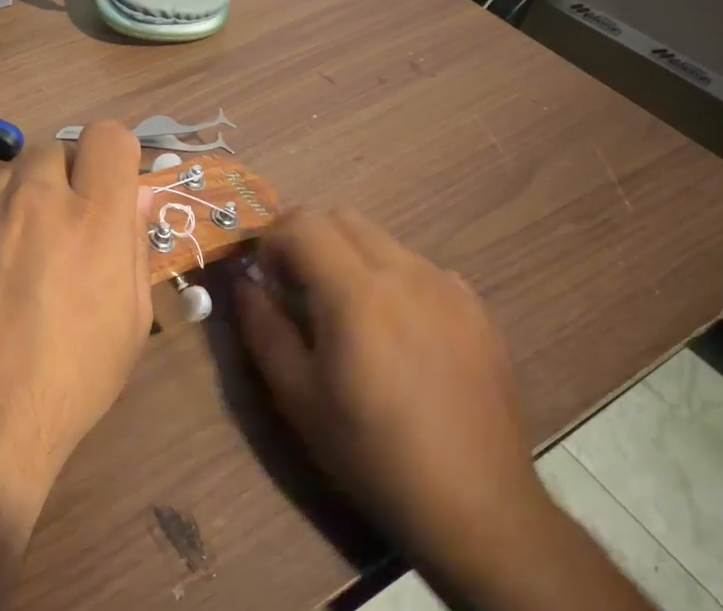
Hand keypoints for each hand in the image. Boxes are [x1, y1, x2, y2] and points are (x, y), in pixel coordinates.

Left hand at [0, 120, 150, 488]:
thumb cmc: (71, 382)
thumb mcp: (130, 321)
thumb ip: (133, 246)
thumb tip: (136, 196)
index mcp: (93, 220)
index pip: (109, 135)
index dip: (112, 156)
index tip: (108, 187)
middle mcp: (35, 200)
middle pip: (54, 149)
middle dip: (64, 179)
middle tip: (60, 227)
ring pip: (7, 177)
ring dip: (20, 202)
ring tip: (13, 257)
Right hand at [236, 208, 546, 555]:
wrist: (475, 505)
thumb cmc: (370, 452)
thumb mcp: (296, 395)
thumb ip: (262, 325)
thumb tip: (244, 281)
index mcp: (358, 293)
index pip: (302, 222)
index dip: (271, 239)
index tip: (265, 279)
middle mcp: (407, 273)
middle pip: (342, 217)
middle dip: (308, 239)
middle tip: (297, 289)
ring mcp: (450, 288)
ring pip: (383, 240)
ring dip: (350, 258)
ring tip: (348, 316)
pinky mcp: (478, 310)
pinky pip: (421, 269)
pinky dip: (393, 280)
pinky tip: (396, 335)